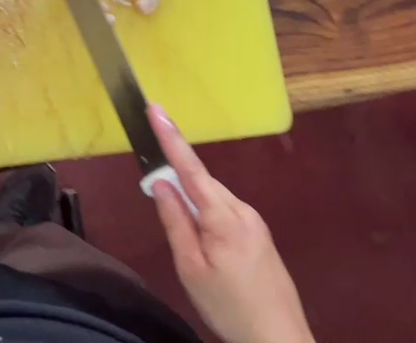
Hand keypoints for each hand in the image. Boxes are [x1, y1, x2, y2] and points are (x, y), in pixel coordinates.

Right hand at [147, 104, 312, 342]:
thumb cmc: (229, 308)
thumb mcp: (191, 269)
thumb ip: (175, 221)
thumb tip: (161, 182)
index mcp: (223, 217)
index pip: (190, 167)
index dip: (170, 137)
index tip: (155, 108)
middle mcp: (242, 210)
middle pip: (202, 182)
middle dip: (179, 184)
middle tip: (162, 207)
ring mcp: (255, 222)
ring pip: (214, 199)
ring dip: (195, 207)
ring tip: (193, 250)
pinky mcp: (261, 236)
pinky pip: (226, 213)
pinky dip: (209, 219)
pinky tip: (210, 252)